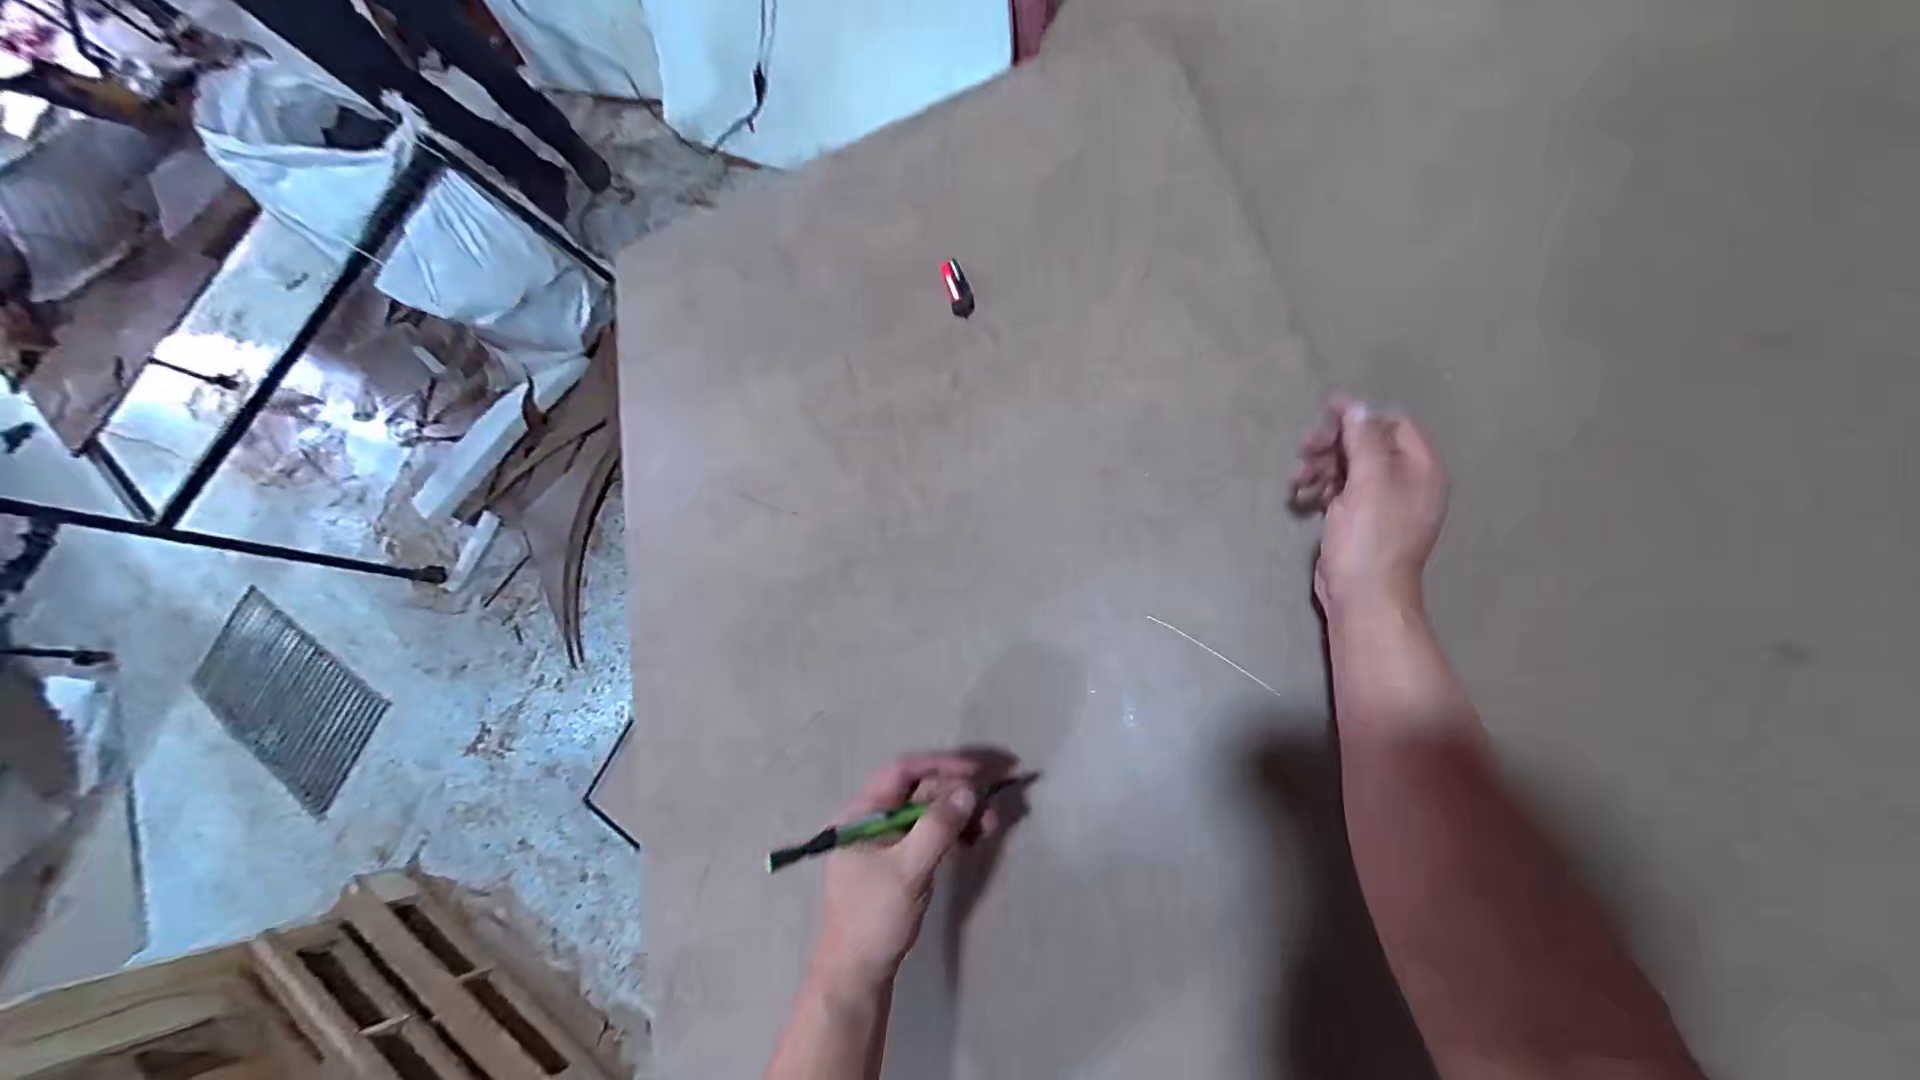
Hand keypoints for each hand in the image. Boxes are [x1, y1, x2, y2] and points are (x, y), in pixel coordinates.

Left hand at [808, 752, 999, 994]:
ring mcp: (888, 837)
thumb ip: (937, 828)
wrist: (857, 975)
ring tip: (990, 824)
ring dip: (960, 812)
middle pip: (919, 788)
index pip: (903, 770)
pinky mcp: (901, 856)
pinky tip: (975, 837)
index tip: (977, 770)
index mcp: (862, 812)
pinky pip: (931, 831)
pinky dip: (954, 830)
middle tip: (991, 801)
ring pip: (929, 810)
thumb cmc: (874, 919)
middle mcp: (873, 817)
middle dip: (957, 791)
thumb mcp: (907, 871)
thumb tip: (968, 793)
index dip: (941, 765)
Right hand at [1290, 398, 1448, 614]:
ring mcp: (1381, 501)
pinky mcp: (1358, 518)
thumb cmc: (1370, 539)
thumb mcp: (1369, 485)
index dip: (1360, 417)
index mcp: (1420, 470)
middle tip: (1304, 451)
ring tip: (1298, 481)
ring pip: (1349, 467)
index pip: (1393, 425)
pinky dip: (1320, 487)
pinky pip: (1340, 490)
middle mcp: (1405, 481)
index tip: (1325, 414)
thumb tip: (1356, 407)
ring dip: (1321, 466)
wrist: (1363, 595)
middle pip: (1368, 445)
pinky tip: (1302, 497)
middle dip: (1334, 444)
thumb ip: (1364, 442)